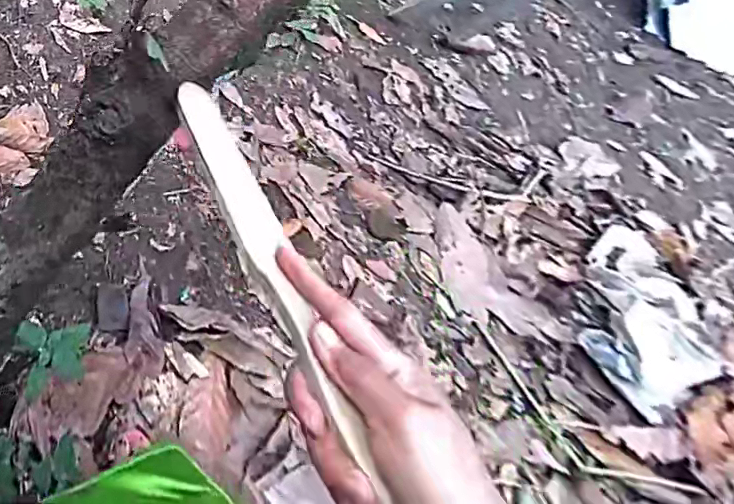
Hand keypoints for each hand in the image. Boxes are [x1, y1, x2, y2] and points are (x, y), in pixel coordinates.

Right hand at [278, 246, 502, 503]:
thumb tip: (319, 332)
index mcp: (393, 375)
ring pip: (308, 410)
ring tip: (363, 476)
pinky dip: (336, 473)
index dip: (308, 283)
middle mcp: (368, 395)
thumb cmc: (452, 492)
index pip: (341, 316)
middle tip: (323, 424)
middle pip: (309, 368)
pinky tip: (365, 490)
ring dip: (330, 448)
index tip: (281, 253)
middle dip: (311, 401)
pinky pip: (316, 449)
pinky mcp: (346, 458)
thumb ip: (357, 373)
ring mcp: (356, 427)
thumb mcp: (405, 421)